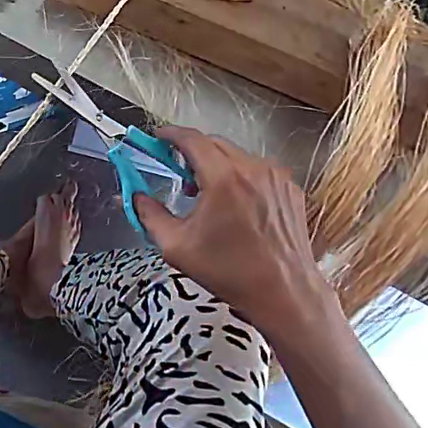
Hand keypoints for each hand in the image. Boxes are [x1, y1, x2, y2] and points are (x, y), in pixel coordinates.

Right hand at [132, 127, 340, 351]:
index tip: (159, 138)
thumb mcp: (178, 247)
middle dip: (192, 152)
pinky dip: (241, 178)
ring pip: (237, 156)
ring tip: (207, 194)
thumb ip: (151, 216)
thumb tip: (137, 198)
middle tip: (178, 172)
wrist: (284, 293)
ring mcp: (275, 177)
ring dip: (217, 166)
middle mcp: (252, 169)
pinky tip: (235, 204)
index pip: (192, 139)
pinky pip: (258, 171)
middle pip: (214, 144)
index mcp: (223, 179)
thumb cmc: (232, 273)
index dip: (171, 135)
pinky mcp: (289, 188)